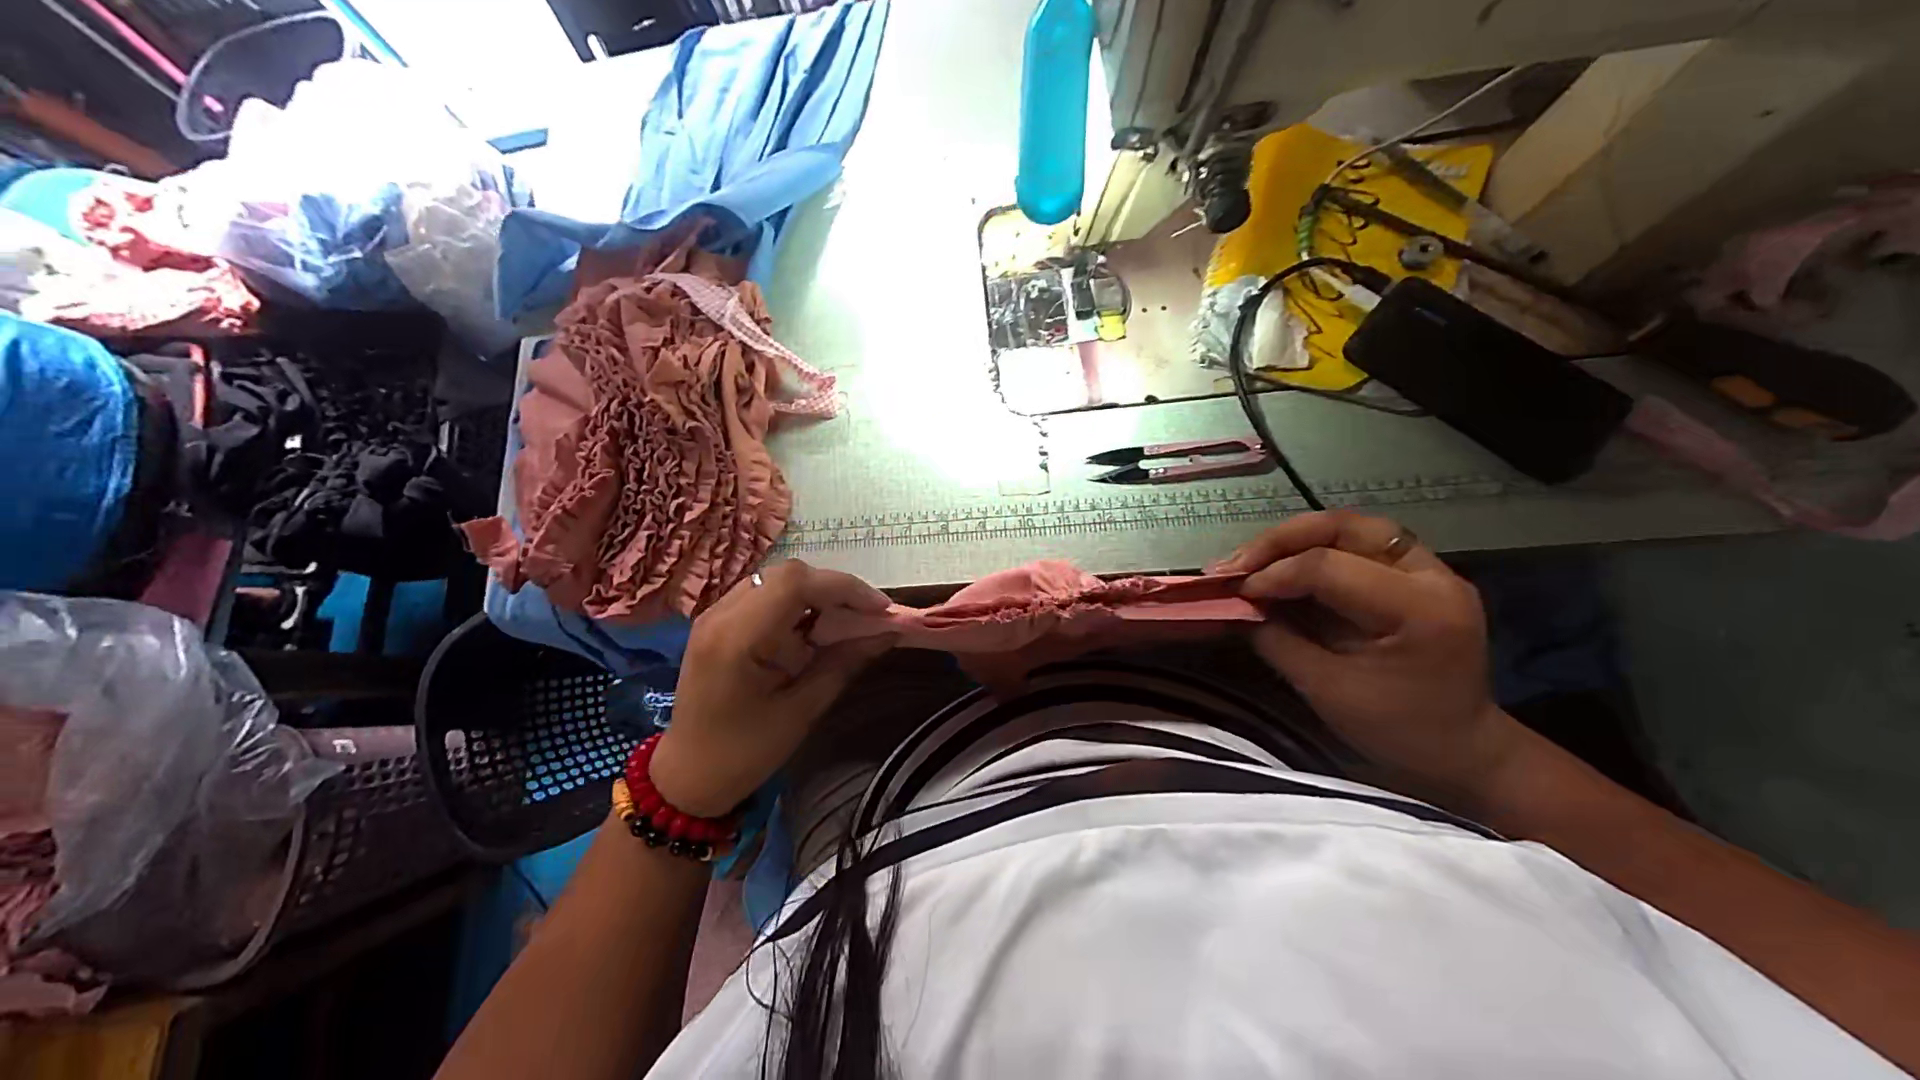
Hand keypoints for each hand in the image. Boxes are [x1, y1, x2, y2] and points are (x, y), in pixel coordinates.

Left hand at [650, 561, 896, 816]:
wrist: (687, 776)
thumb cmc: (744, 753)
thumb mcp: (801, 712)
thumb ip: (843, 664)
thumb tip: (888, 634)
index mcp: (737, 638)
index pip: (796, 583)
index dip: (845, 588)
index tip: (881, 610)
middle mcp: (720, 615)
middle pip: (787, 574)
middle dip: (834, 588)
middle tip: (867, 615)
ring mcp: (713, 615)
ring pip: (776, 579)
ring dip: (815, 593)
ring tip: (845, 620)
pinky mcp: (716, 623)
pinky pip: (763, 594)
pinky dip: (795, 602)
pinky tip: (812, 628)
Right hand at [1215, 512, 1527, 801]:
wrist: (1462, 750)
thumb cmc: (1396, 730)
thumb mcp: (1326, 689)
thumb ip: (1277, 640)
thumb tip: (1236, 606)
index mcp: (1419, 609)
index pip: (1329, 567)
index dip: (1273, 574)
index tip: (1233, 591)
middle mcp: (1433, 575)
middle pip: (1345, 527)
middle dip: (1281, 539)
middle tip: (1236, 562)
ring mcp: (1430, 570)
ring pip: (1352, 527)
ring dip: (1296, 538)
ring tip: (1254, 560)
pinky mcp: (1419, 574)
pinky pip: (1360, 544)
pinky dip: (1316, 549)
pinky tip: (1284, 566)